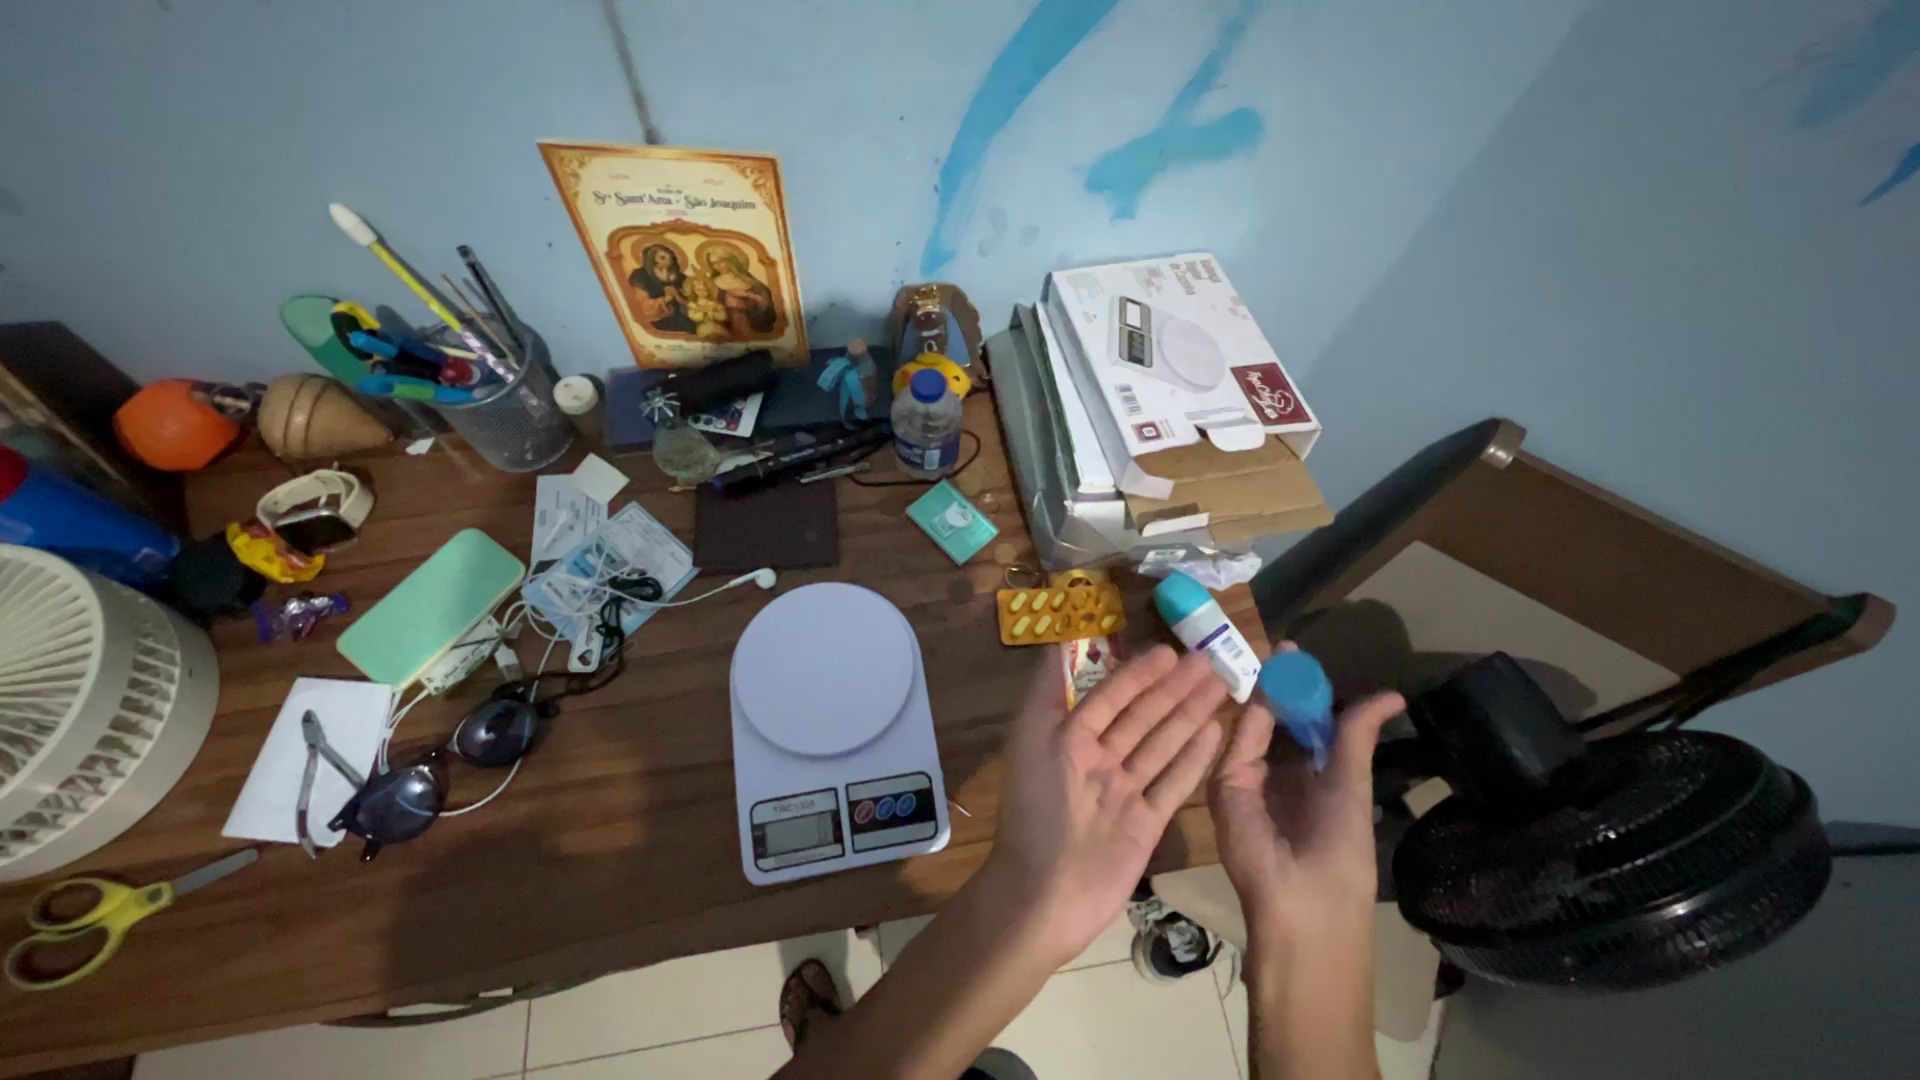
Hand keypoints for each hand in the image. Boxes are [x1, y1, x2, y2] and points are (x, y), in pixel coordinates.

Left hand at [984, 646, 1228, 960]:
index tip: (1169, 651)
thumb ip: (1046, 691)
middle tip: (1210, 660)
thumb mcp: (1030, 739)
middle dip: (1174, 688)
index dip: (1138, 674)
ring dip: (1190, 714)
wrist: (1045, 893)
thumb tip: (1058, 641)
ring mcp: (1125, 792)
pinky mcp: (1147, 822)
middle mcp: (1099, 761)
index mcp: (1069, 739)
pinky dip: (1194, 758)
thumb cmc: (1035, 810)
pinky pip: (1174, 783)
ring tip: (1221, 686)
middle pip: (1143, 716)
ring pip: (1163, 743)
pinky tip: (1216, 732)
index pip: (1110, 697)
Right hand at [1209, 651, 1402, 943]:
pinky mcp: (1226, 782)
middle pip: (1279, 720)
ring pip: (1257, 725)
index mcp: (1316, 777)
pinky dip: (1248, 712)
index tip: (1303, 658)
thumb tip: (1393, 694)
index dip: (1309, 692)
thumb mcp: (1351, 781)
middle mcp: (1282, 773)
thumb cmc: (1339, 846)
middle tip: (1283, 647)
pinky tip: (1258, 682)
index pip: (1308, 725)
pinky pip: (1239, 741)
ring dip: (1264, 692)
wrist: (1300, 898)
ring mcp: (1250, 776)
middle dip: (1282, 685)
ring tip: (1269, 654)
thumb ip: (1356, 733)